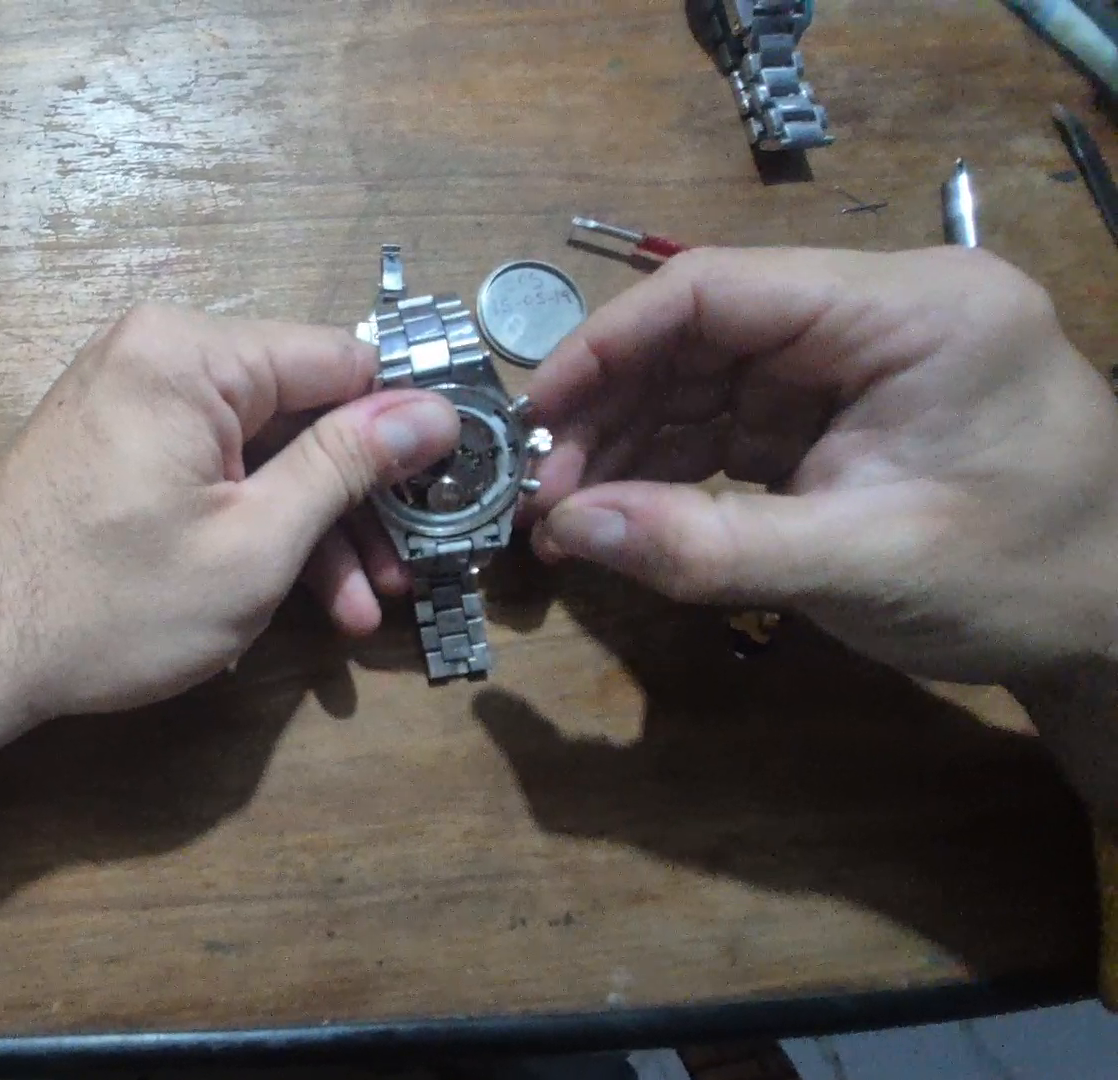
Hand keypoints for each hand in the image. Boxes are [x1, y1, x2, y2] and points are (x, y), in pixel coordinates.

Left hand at [0, 303, 459, 718]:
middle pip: (296, 412)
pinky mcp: (119, 449)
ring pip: (256, 453)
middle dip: (352, 498)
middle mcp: (157, 357)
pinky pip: (209, 472)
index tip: (449, 482)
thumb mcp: (254, 543)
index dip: (402, 423)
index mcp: (189, 354)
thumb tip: (432, 412)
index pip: (337, 360)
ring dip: (309, 527)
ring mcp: (132, 404)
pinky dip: (251, 524)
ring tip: (351, 606)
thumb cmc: (112, 605)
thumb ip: (346, 465)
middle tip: (400, 572)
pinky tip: (292, 591)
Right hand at [525, 246, 1117, 690]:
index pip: (713, 289)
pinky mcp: (801, 417)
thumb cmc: (1021, 581)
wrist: (1105, 631)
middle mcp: (857, 320)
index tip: (533, 414)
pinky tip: (605, 517)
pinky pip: (694, 430)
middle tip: (539, 491)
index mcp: (905, 312)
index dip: (604, 344)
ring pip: (675, 386)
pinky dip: (641, 474)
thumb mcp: (859, 563)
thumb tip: (564, 527)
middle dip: (598, 414)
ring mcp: (825, 370)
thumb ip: (704, 546)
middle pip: (681, 340)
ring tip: (559, 518)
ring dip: (608, 450)